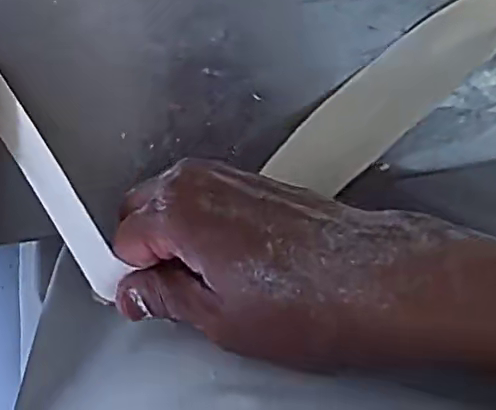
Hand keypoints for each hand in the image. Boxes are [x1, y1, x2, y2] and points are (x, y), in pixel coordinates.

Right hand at [112, 159, 495, 371]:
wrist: (376, 278)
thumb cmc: (310, 300)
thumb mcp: (221, 321)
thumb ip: (163, 298)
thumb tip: (135, 291)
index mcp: (176, 210)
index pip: (120, 237)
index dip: (124, 272)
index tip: (134, 295)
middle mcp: (192, 180)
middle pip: (137, 210)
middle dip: (143, 248)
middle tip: (170, 294)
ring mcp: (218, 173)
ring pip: (165, 201)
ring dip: (170, 236)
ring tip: (209, 281)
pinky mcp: (242, 177)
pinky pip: (196, 195)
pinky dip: (197, 223)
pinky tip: (230, 260)